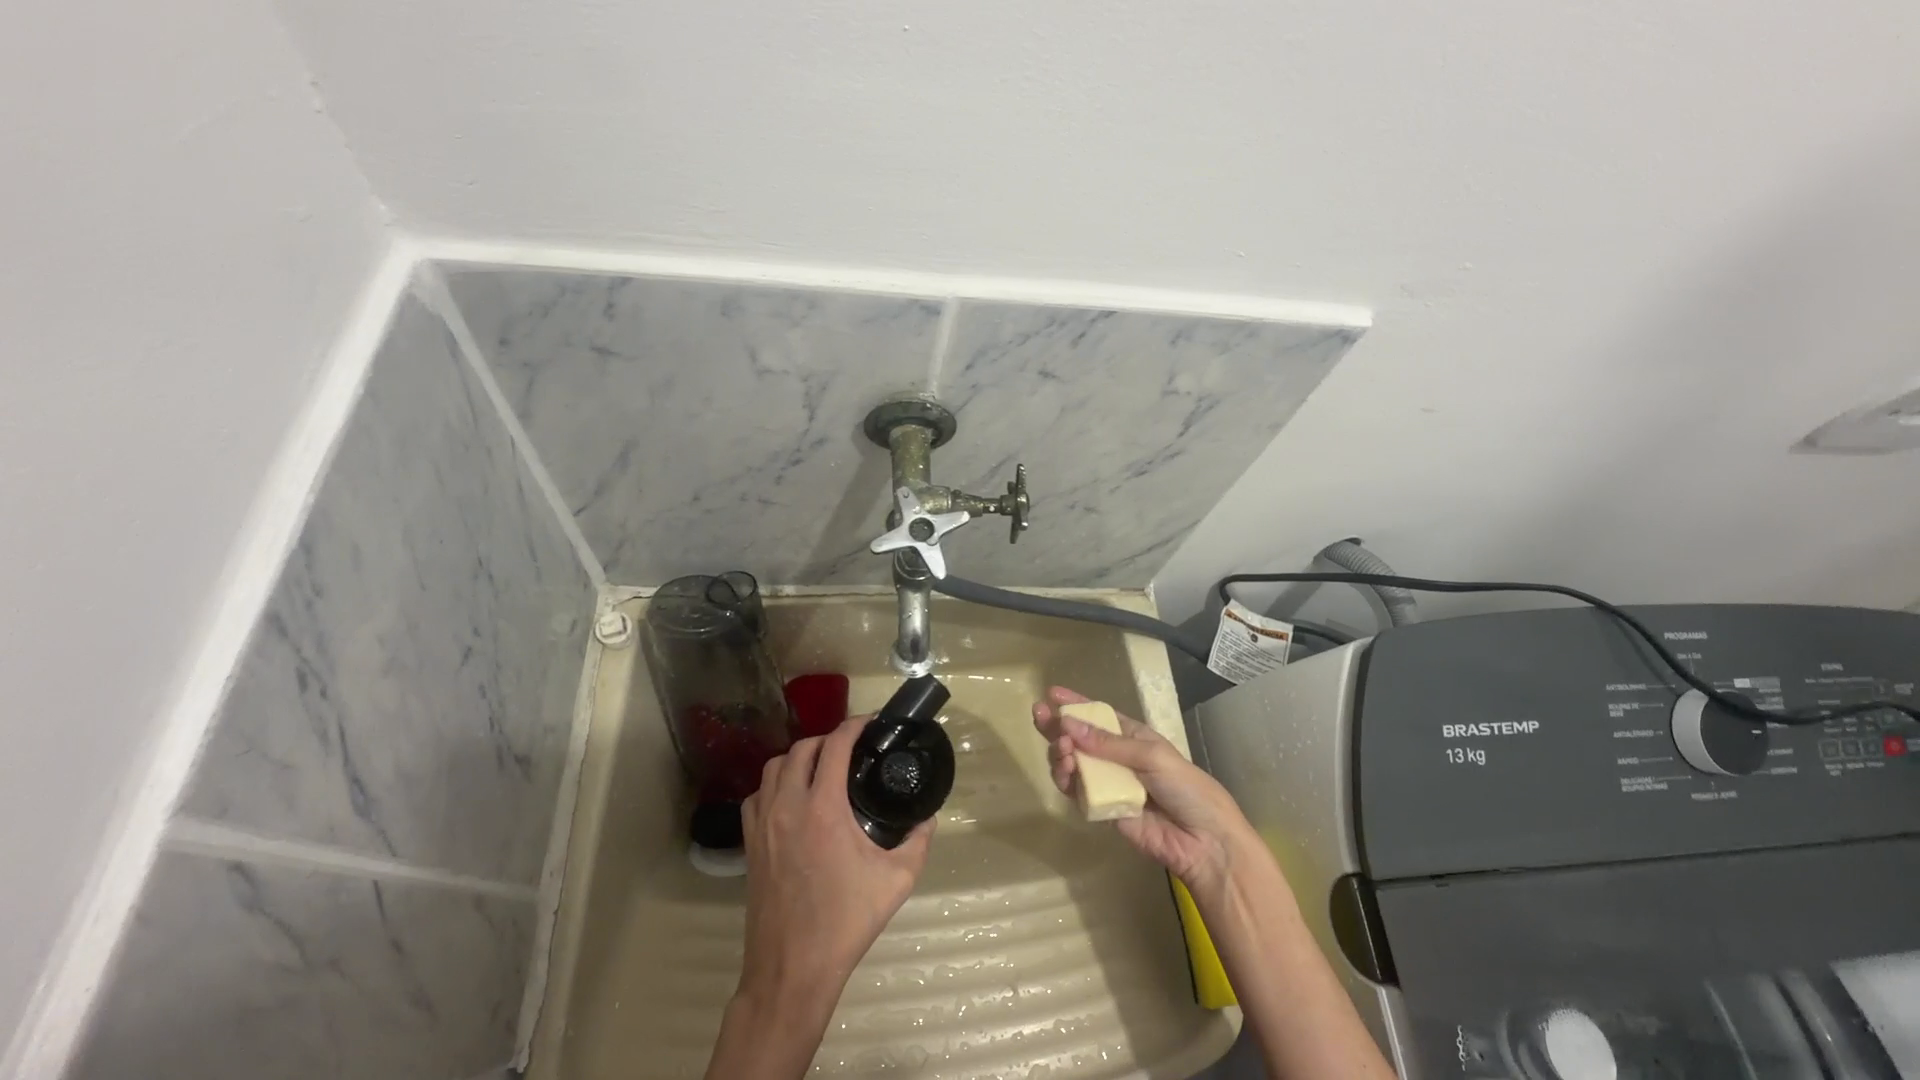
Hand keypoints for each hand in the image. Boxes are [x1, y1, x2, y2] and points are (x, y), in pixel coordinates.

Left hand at [737, 715, 934, 1006]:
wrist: (793, 965)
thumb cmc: (847, 921)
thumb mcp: (897, 880)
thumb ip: (917, 841)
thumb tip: (928, 818)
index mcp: (823, 807)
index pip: (835, 746)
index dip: (854, 726)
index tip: (871, 724)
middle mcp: (787, 805)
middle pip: (801, 749)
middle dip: (827, 740)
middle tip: (851, 749)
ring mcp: (762, 823)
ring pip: (773, 768)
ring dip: (798, 759)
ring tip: (821, 769)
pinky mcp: (749, 843)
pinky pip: (756, 795)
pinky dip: (774, 785)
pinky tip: (791, 800)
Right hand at [1033, 686, 1252, 900]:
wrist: (1203, 840)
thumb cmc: (1186, 788)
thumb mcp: (1151, 756)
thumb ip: (1108, 744)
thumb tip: (1068, 725)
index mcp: (1133, 737)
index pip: (1100, 716)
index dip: (1076, 704)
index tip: (1051, 694)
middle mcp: (1116, 757)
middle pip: (1079, 738)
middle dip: (1057, 726)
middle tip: (1039, 716)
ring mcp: (1108, 784)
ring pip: (1073, 763)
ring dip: (1060, 753)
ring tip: (1062, 750)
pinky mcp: (1101, 809)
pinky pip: (1076, 791)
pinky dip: (1066, 780)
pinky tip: (1067, 772)